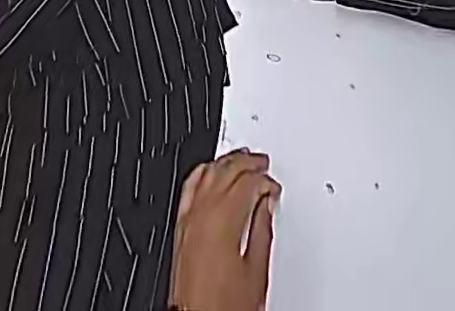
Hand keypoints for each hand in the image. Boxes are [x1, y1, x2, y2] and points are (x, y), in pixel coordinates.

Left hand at [169, 149, 278, 310]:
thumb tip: (266, 204)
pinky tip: (211, 170)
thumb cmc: (224, 306)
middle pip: (227, 170)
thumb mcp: (256, 271)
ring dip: (226, 162)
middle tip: (263, 163)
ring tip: (242, 159)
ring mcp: (188, 216)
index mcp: (224, 218)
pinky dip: (204, 172)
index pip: (247, 182)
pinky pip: (190, 185)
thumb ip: (263, 230)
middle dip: (247, 163)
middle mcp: (202, 211)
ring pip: (208, 171)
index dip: (265, 180)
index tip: (274, 187)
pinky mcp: (180, 224)